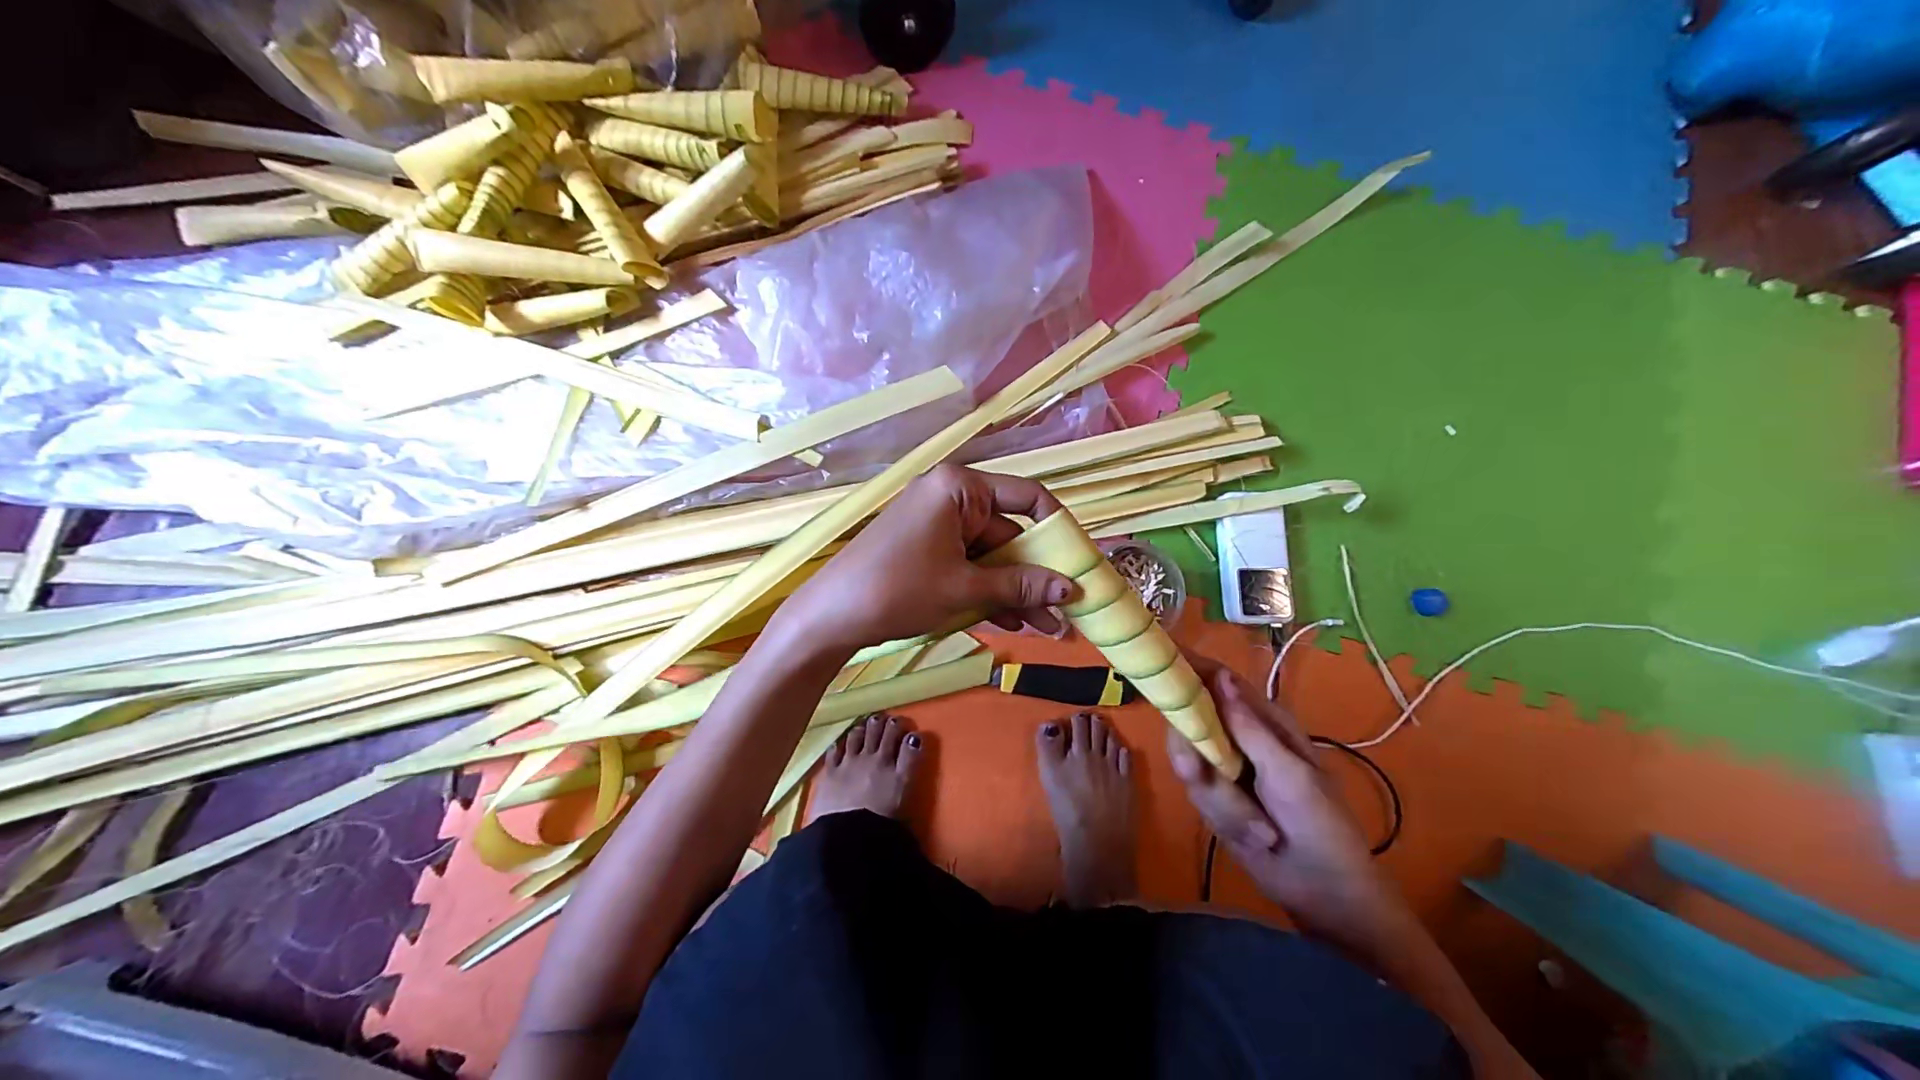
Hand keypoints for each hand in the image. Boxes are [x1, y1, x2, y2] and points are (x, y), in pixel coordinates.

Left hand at [770, 465, 1075, 653]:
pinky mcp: (926, 550)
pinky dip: (987, 592)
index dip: (1058, 529)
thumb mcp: (965, 590)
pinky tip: (1012, 623)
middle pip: (1009, 533)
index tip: (1080, 560)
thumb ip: (1021, 586)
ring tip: (1048, 630)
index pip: (1028, 496)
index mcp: (960, 488)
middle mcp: (950, 497)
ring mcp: (936, 525)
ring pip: (990, 557)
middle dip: (1037, 576)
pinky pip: (967, 566)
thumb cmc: (899, 590)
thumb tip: (1071, 588)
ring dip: (1016, 592)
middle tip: (1067, 611)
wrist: (830, 616)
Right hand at [1166, 652, 1410, 949]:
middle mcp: (1237, 735)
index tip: (1155, 663)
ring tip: (1257, 828)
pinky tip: (1251, 834)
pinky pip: (1195, 794)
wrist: (1326, 892)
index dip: (1186, 667)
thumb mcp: (1290, 774)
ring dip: (1221, 801)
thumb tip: (1219, 676)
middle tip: (1199, 775)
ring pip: (1188, 762)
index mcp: (1263, 718)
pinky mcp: (1213, 797)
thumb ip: (1249, 728)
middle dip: (1194, 755)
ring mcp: (1223, 767)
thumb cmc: (1322, 825)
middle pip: (1188, 722)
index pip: (1216, 679)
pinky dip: (1221, 816)